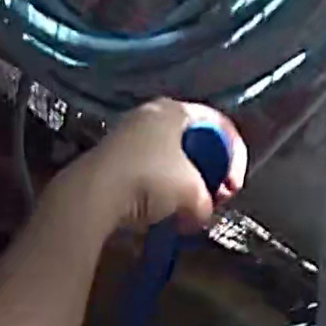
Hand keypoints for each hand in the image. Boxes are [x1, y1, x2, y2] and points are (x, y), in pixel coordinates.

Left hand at [57, 98, 247, 233]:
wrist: (93, 195)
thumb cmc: (149, 180)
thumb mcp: (191, 193)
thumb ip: (206, 201)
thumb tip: (200, 214)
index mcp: (174, 110)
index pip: (217, 125)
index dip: (233, 157)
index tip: (232, 188)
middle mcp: (148, 117)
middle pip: (191, 144)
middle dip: (206, 174)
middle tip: (211, 200)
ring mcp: (125, 139)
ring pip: (166, 163)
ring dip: (179, 189)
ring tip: (184, 213)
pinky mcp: (108, 165)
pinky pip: (143, 178)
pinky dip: (156, 196)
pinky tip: (158, 216)